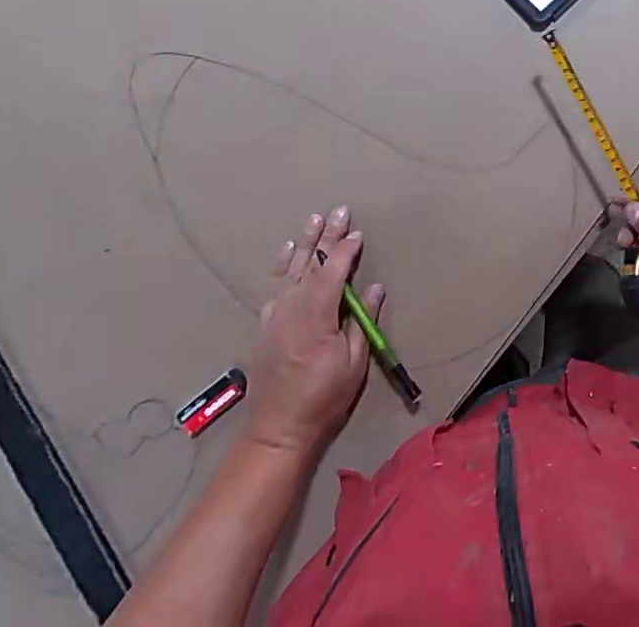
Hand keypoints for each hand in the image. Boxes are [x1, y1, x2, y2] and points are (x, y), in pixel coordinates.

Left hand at [244, 205, 384, 457]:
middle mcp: (292, 305)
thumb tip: (372, 288)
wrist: (279, 427)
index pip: (333, 271)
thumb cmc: (324, 397)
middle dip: (327, 236)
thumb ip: (361, 320)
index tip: (358, 234)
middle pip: (311, 262)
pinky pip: (276, 284)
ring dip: (304, 243)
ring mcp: (276, 313)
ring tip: (313, 221)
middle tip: (338, 211)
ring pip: (290, 268)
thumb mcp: (354, 362)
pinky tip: (288, 253)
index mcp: (317, 313)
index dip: (346, 250)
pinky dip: (283, 264)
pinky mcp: (266, 323)